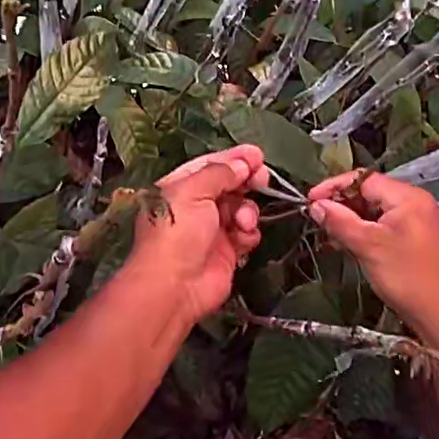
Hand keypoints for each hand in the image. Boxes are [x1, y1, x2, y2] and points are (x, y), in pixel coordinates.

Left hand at [124, 145, 268, 324]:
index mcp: (177, 188)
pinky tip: (244, 235)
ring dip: (247, 209)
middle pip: (227, 185)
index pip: (208, 166)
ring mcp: (210, 229)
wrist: (175, 285)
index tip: (256, 154)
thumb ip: (219, 173)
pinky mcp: (226, 250)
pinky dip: (249, 232)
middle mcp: (194, 206)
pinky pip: (246, 233)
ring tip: (242, 219)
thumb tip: (243, 164)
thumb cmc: (176, 234)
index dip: (232, 158)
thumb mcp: (192, 192)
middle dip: (246, 180)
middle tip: (262, 178)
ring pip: (240, 208)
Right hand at [307, 171, 438, 329]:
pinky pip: (384, 225)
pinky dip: (364, 231)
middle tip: (318, 221)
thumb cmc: (407, 276)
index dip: (332, 187)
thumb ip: (339, 221)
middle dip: (340, 204)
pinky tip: (348, 245)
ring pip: (374, 210)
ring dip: (350, 219)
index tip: (309, 202)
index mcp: (407, 198)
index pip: (362, 179)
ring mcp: (418, 222)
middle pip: (369, 192)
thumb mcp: (367, 246)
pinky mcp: (417, 239)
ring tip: (330, 235)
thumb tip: (315, 205)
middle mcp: (415, 204)